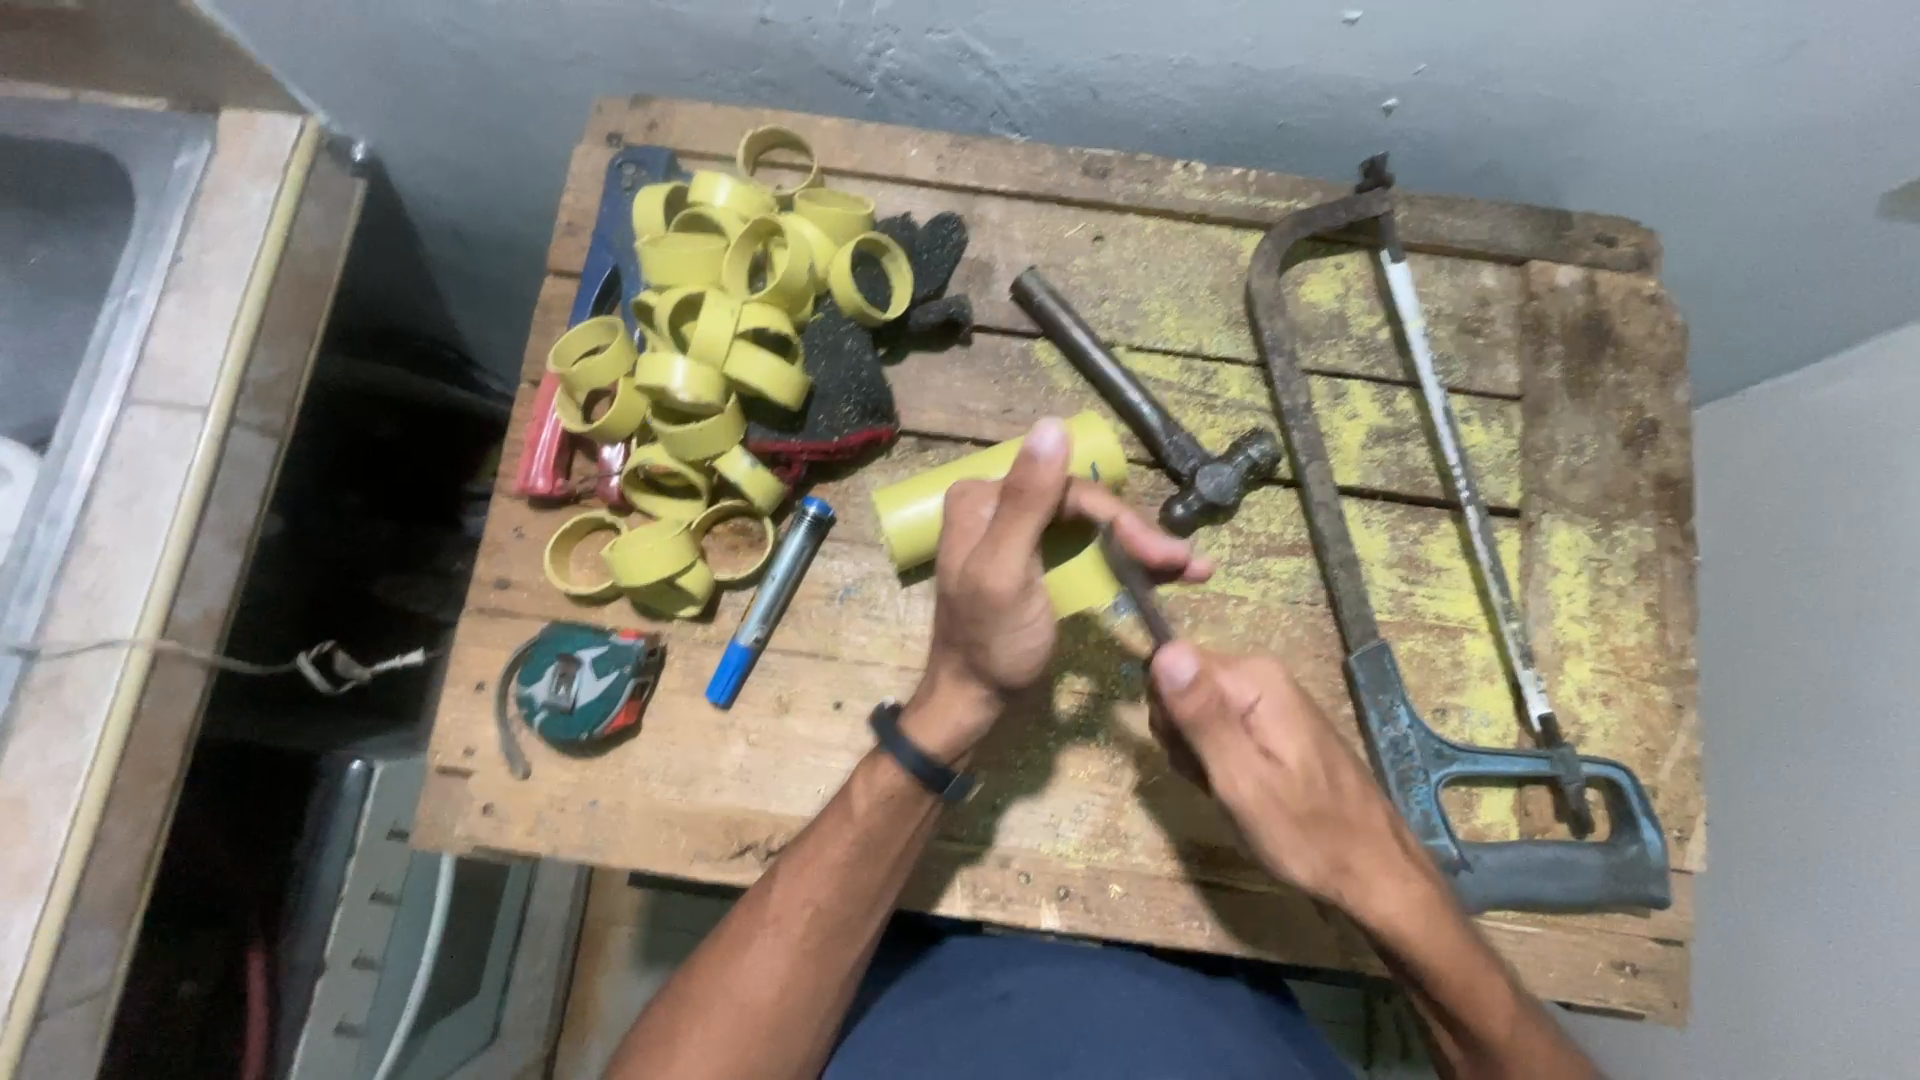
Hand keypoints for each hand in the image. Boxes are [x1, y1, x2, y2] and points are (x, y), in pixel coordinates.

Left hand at [905, 416, 1212, 760]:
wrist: (974, 699)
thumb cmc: (989, 642)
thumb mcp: (1004, 571)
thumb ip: (1025, 501)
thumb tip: (1052, 424)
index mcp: (982, 497)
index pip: (1066, 488)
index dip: (1118, 517)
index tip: (1161, 554)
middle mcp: (999, 503)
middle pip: (1083, 505)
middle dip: (1137, 535)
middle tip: (1186, 566)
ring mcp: (1020, 531)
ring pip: (1091, 524)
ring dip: (1141, 546)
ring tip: (1189, 570)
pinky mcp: (1037, 557)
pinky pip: (1086, 546)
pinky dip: (1124, 559)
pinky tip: (1163, 573)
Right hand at [1148, 644, 1442, 926]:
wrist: (1375, 874)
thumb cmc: (1308, 834)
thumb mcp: (1242, 780)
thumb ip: (1201, 715)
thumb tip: (1164, 651)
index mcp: (1253, 678)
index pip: (1169, 664)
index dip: (1167, 714)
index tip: (1189, 756)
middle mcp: (1261, 676)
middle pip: (1182, 686)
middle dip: (1182, 736)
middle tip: (1213, 780)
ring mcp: (1270, 701)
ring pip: (1195, 712)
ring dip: (1197, 755)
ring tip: (1229, 792)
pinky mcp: (1273, 725)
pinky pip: (1219, 729)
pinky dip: (1217, 762)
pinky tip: (1239, 791)